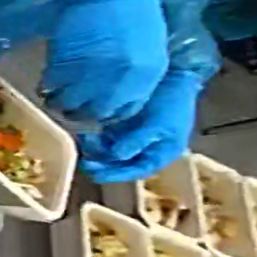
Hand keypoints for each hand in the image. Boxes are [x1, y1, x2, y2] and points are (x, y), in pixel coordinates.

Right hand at [41, 0, 168, 122]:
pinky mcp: (62, 67)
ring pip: (68, 105)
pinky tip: (48, 82)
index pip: (126, 111)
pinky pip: (50, 88)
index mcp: (148, 77)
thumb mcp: (148, 50)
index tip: (99, 108)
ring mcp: (88, 76)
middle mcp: (119, 82)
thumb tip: (113, 92)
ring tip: (57, 95)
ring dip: (61, 103)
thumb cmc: (135, 15)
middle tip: (74, 105)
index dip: (110, 112)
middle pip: (95, 113)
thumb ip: (133, 75)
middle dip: (83, 113)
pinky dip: (47, 88)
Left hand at [78, 70, 208, 182]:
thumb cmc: (172, 104)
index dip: (116, 175)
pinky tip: (85, 133)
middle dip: (101, 164)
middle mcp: (144, 149)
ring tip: (85, 142)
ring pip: (107, 152)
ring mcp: (130, 138)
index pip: (137, 171)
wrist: (170, 81)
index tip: (96, 174)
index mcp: (161, 153)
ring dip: (95, 151)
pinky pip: (103, 138)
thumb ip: (138, 141)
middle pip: (118, 164)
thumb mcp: (160, 125)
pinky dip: (93, 139)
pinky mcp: (119, 128)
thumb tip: (117, 156)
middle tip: (84, 161)